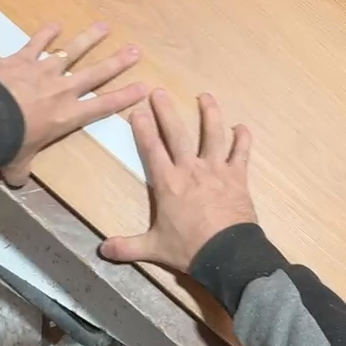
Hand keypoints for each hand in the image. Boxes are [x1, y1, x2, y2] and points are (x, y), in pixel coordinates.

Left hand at [0, 22, 146, 185]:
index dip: (124, 97)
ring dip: (89, 38)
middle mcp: (62, 90)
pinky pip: (36, 43)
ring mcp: (43, 71)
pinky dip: (45, 33)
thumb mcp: (17, 163)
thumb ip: (21, 169)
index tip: (143, 87)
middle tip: (134, 50)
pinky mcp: (21, 59)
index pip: (103, 106)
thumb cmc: (7, 143)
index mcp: (67, 116)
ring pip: (72, 51)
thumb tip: (17, 181)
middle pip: (96, 73)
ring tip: (105, 26)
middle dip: (117, 62)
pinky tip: (55, 24)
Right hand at [100, 89, 257, 272]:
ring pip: (212, 135)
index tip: (137, 110)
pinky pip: (241, 153)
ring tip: (206, 96)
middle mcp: (191, 170)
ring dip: (209, 114)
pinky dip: (243, 139)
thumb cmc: (189, 248)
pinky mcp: (238, 177)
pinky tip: (242, 127)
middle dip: (166, 112)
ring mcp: (216, 170)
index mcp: (168, 183)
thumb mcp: (153, 248)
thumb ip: (127, 247)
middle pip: (177, 134)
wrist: (227, 253)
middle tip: (159, 91)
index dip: (143, 129)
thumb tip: (102, 250)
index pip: (152, 150)